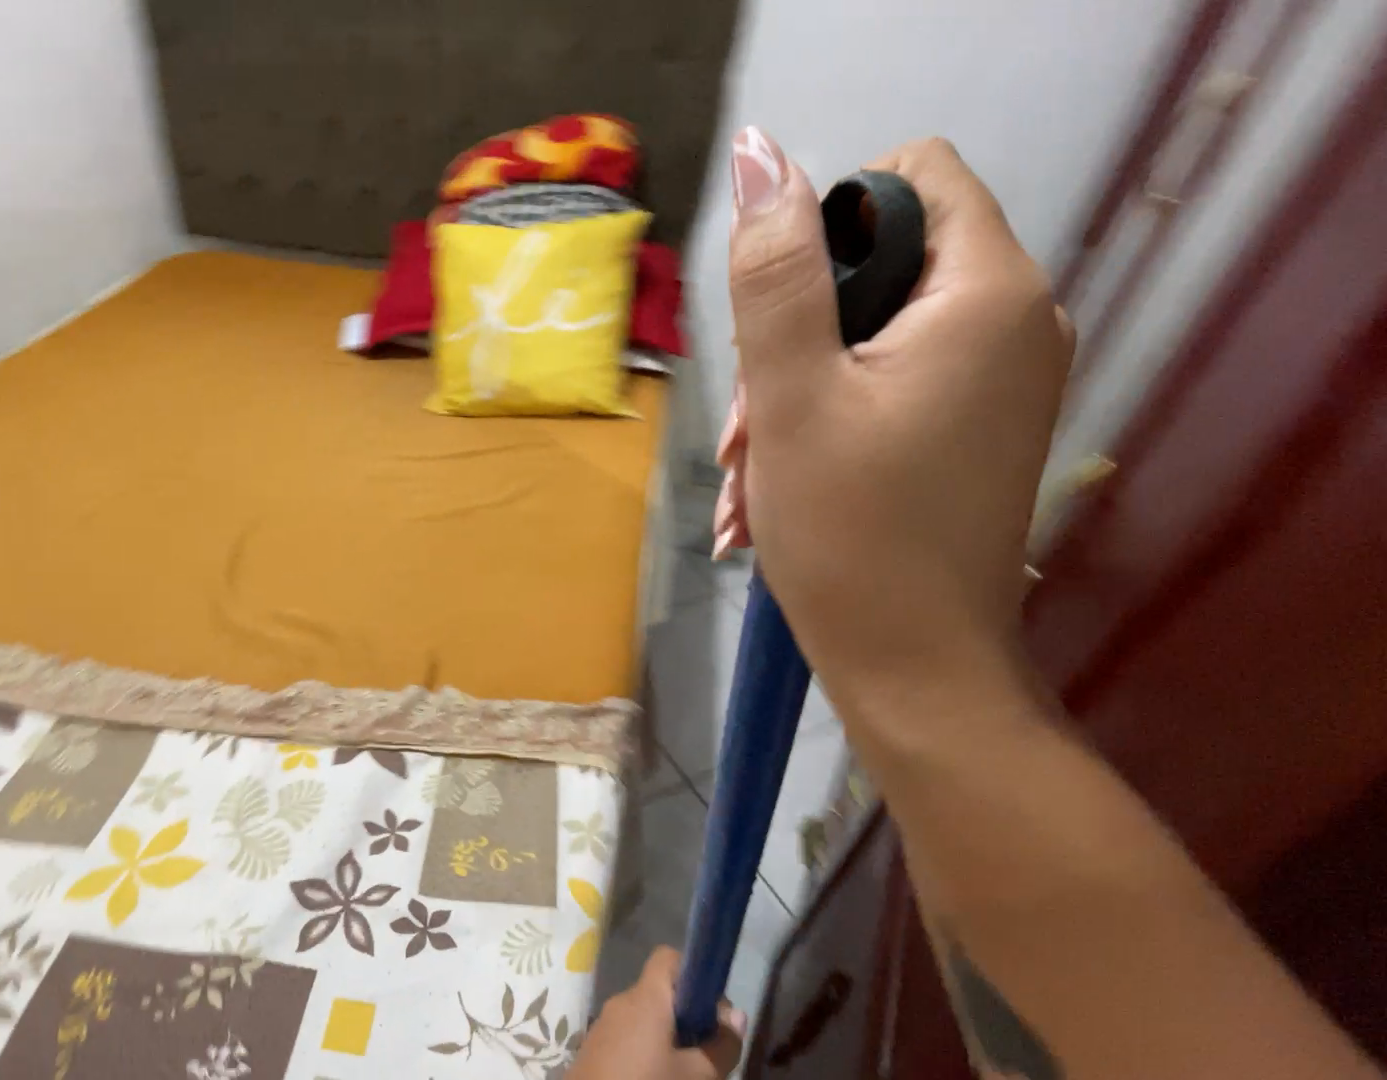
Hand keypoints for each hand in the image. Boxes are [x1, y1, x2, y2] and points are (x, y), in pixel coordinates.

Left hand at [567, 947, 745, 1079]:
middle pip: (662, 991)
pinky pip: (631, 1032)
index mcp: (646, 997)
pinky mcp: (597, 1044)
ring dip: (672, 1035)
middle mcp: (624, 1000)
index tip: (714, 1009)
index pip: (668, 957)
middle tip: (710, 1051)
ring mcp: (607, 1022)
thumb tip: (737, 1016)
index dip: (694, 973)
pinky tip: (661, 1076)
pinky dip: (651, 1046)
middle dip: (690, 1014)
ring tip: (689, 1072)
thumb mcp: (694, 1077)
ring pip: (648, 1015)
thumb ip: (721, 1048)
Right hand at [713, 131, 1072, 695]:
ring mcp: (996, 378)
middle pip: (877, 263)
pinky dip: (822, 420)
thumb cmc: (850, 533)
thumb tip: (762, 156)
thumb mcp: (791, 397)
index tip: (781, 322)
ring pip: (867, 332)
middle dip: (790, 336)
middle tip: (751, 425)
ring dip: (790, 392)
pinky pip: (885, 383)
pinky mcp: (972, 424)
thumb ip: (776, 272)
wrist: (914, 669)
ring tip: (751, 473)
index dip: (824, 230)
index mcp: (988, 293)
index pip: (908, 178)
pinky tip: (775, 485)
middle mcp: (1013, 321)